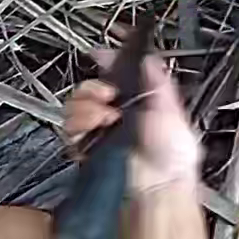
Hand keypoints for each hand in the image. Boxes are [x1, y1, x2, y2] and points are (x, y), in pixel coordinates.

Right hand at [62, 55, 200, 195]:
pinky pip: (68, 128)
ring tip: (105, 119)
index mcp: (135, 101)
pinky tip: (94, 130)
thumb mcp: (170, 109)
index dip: (104, 61)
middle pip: (85, 88)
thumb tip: (146, 57)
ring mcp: (97, 130)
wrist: (154, 183)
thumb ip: (156, 81)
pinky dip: (78, 127)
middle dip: (92, 90)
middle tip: (107, 96)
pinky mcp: (83, 146)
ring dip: (86, 109)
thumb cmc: (170, 154)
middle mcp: (114, 113)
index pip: (113, 73)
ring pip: (72, 106)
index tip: (99, 55)